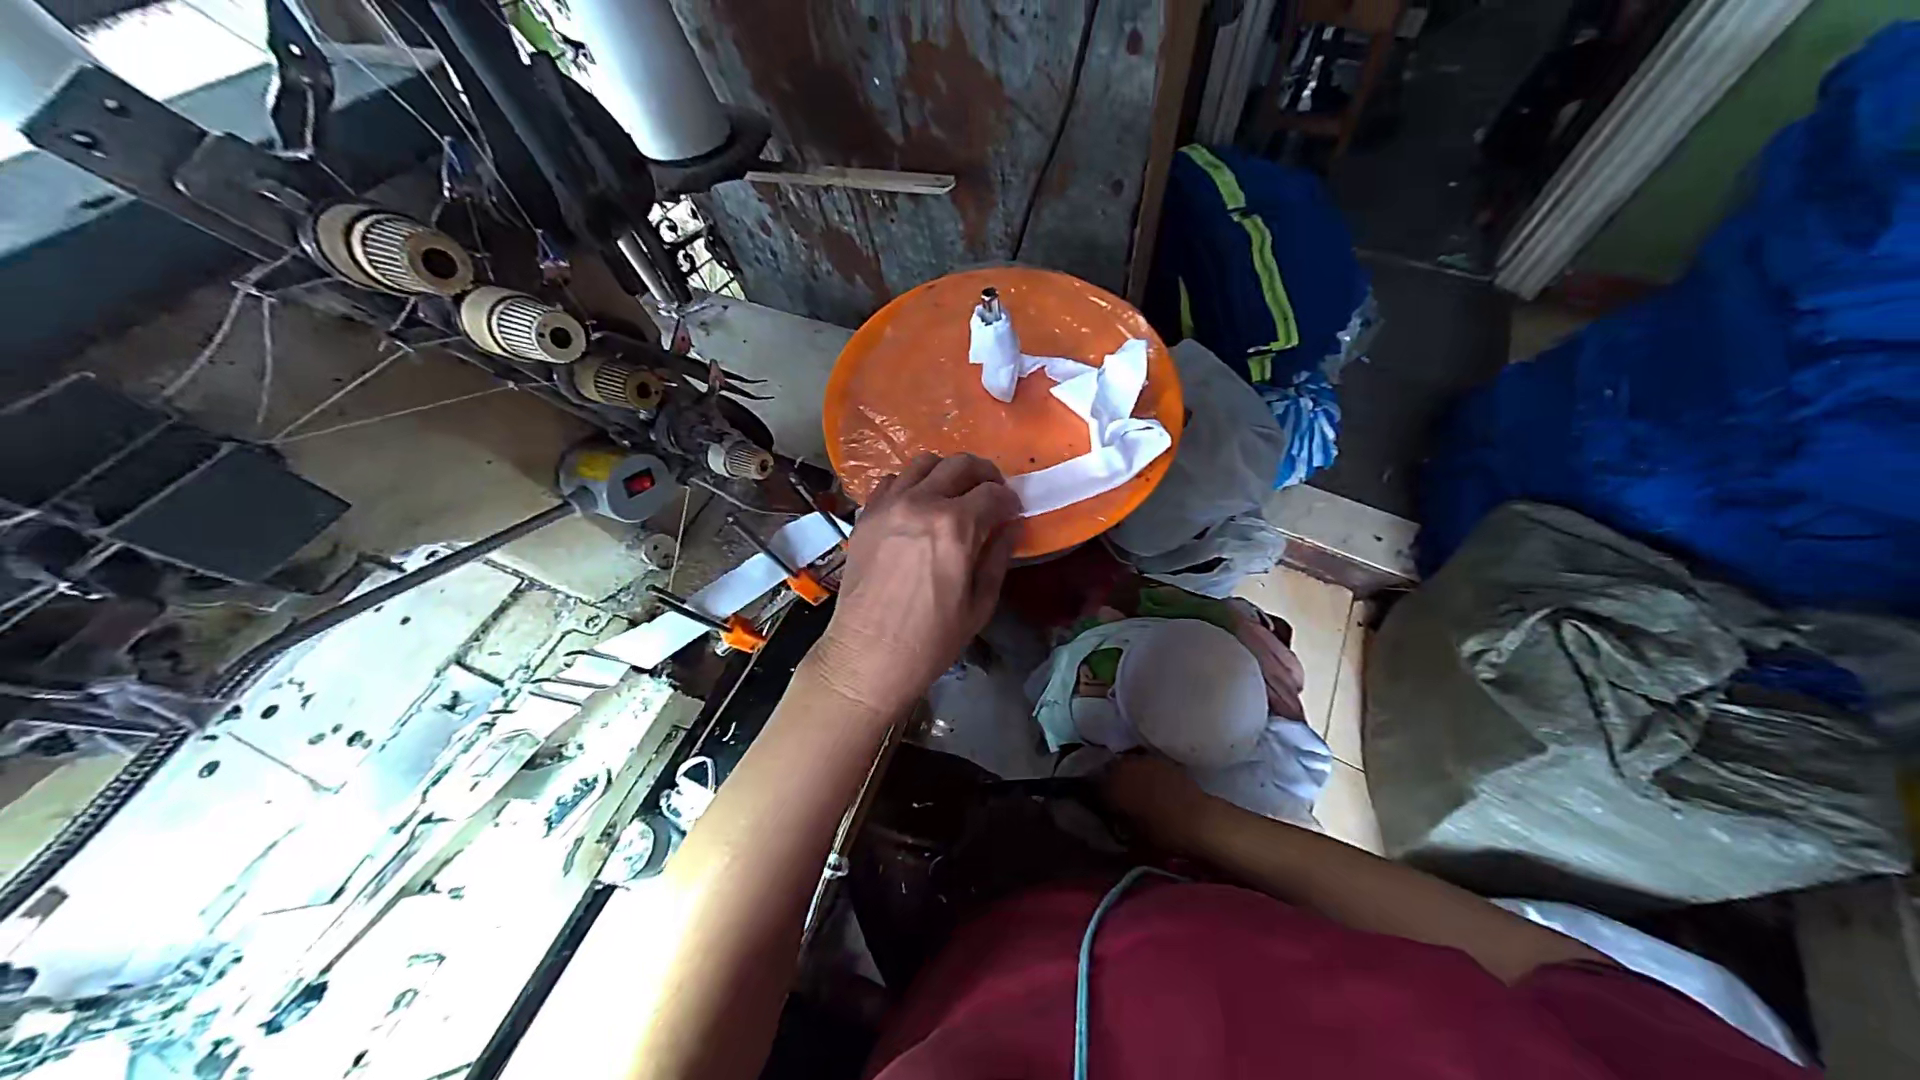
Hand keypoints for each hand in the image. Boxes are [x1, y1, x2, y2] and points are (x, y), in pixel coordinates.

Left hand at [807, 453, 1021, 714]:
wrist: (869, 655)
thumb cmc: (931, 639)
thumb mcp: (979, 604)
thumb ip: (997, 557)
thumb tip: (1010, 527)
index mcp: (956, 527)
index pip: (993, 493)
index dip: (1009, 500)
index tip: (1012, 511)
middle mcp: (921, 504)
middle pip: (960, 465)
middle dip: (984, 474)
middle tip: (990, 492)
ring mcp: (888, 506)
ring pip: (923, 463)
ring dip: (946, 473)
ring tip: (953, 494)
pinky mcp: (866, 516)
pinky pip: (891, 481)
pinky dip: (910, 484)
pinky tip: (917, 505)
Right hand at [1102, 752, 1222, 852]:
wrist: (1199, 820)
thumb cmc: (1163, 832)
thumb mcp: (1132, 834)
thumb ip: (1116, 821)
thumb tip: (1110, 816)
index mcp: (1111, 786)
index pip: (1093, 786)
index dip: (1093, 796)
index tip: (1097, 805)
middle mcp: (1123, 767)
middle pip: (1108, 771)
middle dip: (1108, 782)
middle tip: (1113, 797)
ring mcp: (1142, 761)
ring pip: (1125, 765)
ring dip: (1124, 775)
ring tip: (1130, 789)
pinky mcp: (1160, 760)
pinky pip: (1142, 764)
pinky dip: (1141, 773)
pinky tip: (1147, 784)